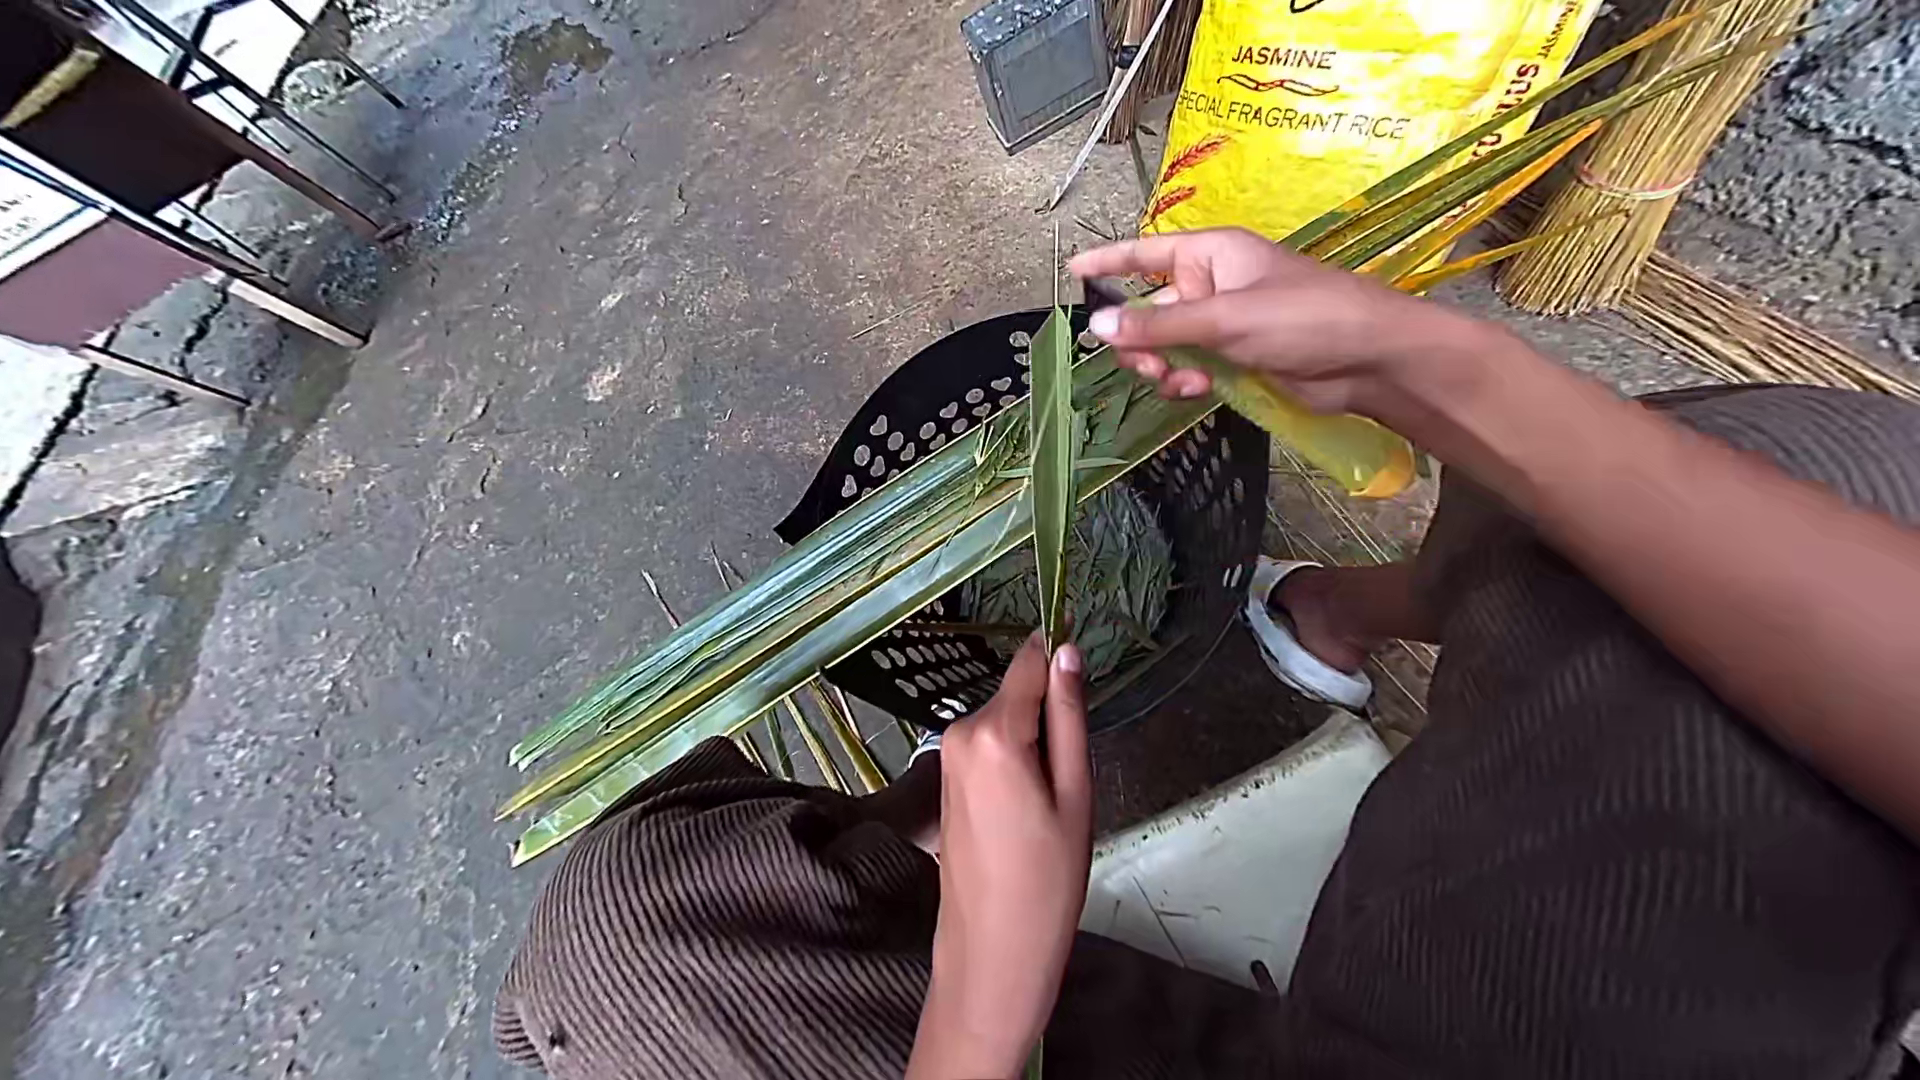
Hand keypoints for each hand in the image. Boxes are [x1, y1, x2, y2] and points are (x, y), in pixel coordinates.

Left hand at [907, 635, 1090, 1079]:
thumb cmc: (1047, 878)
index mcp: (994, 731)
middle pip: (1017, 694)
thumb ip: (1069, 715)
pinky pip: (988, 744)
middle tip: (1070, 775)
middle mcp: (960, 731)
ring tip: (1049, 800)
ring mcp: (946, 754)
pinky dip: (1013, 757)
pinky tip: (1024, 807)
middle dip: (1048, 714)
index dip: (1057, 651)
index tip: (1084, 658)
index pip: (1028, 662)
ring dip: (1032, 741)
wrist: (990, 953)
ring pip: (1005, 719)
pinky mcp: (945, 775)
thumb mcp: (1075, 792)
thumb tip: (1066, 649)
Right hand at [1069, 228, 1491, 417]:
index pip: (1144, 254)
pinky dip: (1182, 381)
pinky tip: (1199, 389)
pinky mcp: (1228, 357)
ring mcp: (1218, 324)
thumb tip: (1095, 328)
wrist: (1366, 360)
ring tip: (1183, 381)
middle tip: (1148, 366)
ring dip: (1161, 367)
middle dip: (1140, 343)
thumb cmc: (1303, 318)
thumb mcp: (1224, 318)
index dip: (1107, 262)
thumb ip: (1157, 327)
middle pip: (1146, 314)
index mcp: (1208, 256)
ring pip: (1161, 347)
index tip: (1071, 272)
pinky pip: (1184, 367)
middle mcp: (1208, 286)